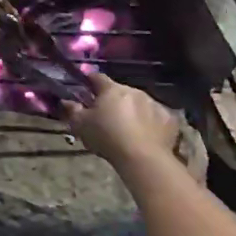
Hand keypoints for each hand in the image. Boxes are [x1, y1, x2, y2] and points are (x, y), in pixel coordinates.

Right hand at [64, 73, 179, 165]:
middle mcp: (135, 91)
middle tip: (106, 115)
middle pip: (120, 91)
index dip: (90, 81)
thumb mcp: (81, 125)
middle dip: (113, 100)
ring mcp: (155, 104)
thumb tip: (66, 100)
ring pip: (139, 103)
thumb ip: (72, 110)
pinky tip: (146, 134)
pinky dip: (150, 121)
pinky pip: (156, 116)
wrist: (143, 157)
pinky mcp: (169, 118)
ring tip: (128, 128)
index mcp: (112, 90)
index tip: (86, 88)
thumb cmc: (107, 137)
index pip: (98, 78)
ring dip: (132, 110)